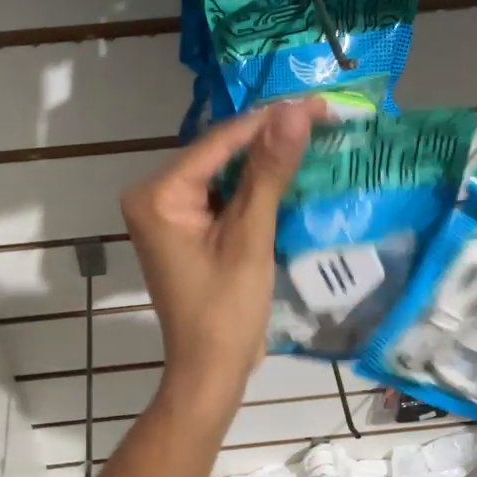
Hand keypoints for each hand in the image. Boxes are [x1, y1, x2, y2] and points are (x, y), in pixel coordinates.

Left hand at [121, 100, 323, 403]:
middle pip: (219, 155)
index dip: (269, 121)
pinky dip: (254, 190)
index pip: (219, 143)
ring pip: (224, 175)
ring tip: (316, 137)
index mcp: (156, 195)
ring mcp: (168, 216)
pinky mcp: (186, 232)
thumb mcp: (250, 238)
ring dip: (265, 162)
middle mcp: (153, 197)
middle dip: (269, 139)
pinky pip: (223, 198)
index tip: (318, 103)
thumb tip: (295, 112)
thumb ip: (269, 172)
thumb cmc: (226, 311)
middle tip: (323, 119)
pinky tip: (291, 174)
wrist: (210, 372)